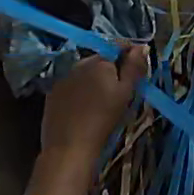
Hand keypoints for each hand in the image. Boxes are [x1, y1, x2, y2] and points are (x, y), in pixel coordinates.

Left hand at [41, 43, 148, 166]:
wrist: (69, 148)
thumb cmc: (103, 120)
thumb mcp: (125, 93)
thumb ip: (134, 67)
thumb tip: (141, 46)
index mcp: (99, 60)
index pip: (117, 46)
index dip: (129, 55)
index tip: (136, 70)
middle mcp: (79, 62)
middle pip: (101, 59)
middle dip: (111, 69)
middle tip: (119, 90)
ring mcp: (63, 77)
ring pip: (85, 72)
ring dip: (94, 79)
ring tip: (100, 101)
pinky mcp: (52, 92)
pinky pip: (71, 84)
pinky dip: (79, 90)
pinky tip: (83, 108)